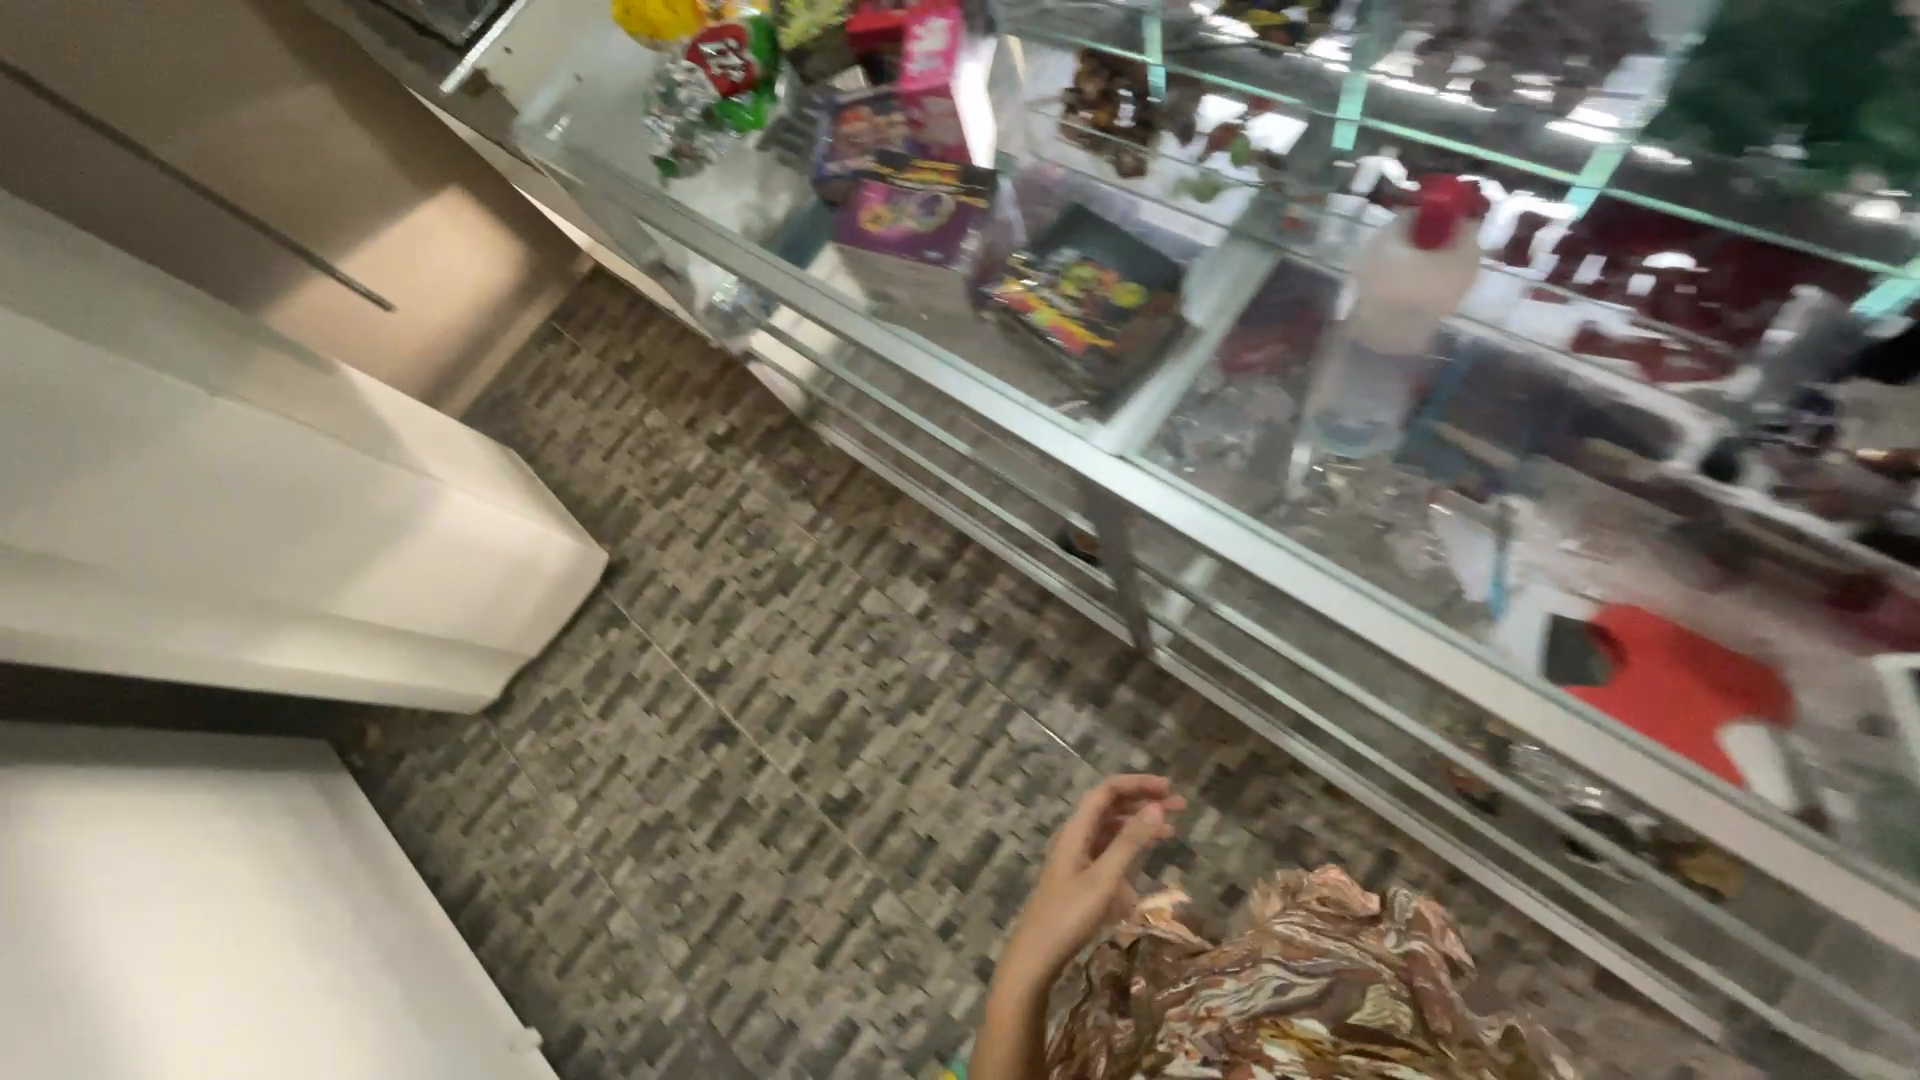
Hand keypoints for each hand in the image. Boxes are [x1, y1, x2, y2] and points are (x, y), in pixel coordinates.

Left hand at [999, 775, 1185, 987]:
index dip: (1137, 784)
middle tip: (1179, 805)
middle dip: (1143, 800)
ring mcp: (1079, 856)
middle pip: (1111, 806)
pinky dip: (1131, 847)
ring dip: (1139, 824)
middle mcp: (1076, 836)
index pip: (1107, 791)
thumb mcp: (1105, 879)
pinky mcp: (1082, 875)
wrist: (1038, 954)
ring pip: (1112, 828)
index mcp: (1077, 829)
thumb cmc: (1070, 914)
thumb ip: (1130, 842)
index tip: (1168, 787)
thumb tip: (1157, 807)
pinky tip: (1148, 855)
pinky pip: (1109, 850)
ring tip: (1172, 829)